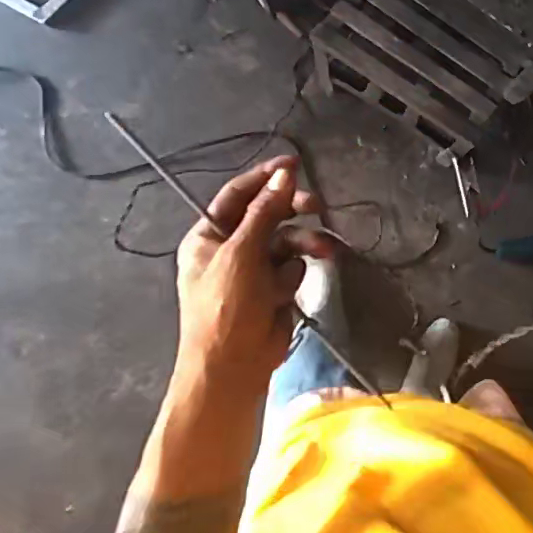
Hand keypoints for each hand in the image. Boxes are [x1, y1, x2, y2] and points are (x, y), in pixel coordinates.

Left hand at [172, 156, 335, 402]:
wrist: (232, 369)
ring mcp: (253, 268)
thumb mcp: (242, 253)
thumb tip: (284, 173)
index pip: (238, 194)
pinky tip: (290, 291)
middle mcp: (230, 247)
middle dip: (292, 211)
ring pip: (288, 239)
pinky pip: (293, 265)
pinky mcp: (273, 287)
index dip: (265, 177)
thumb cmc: (225, 307)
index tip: (294, 164)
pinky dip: (296, 273)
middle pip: (268, 214)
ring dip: (304, 244)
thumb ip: (265, 211)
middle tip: (316, 205)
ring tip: (323, 251)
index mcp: (209, 236)